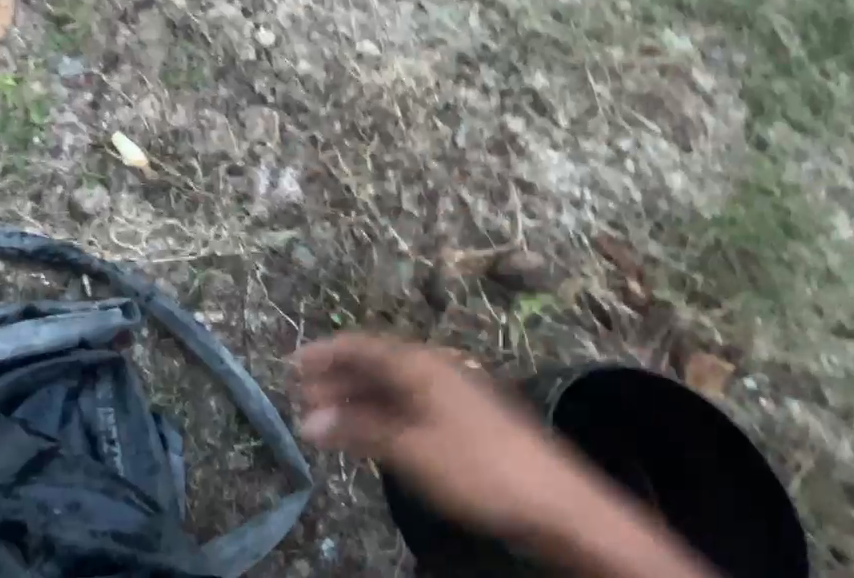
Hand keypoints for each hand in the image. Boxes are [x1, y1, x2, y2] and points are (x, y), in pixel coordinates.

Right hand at [290, 333, 590, 540]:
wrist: (564, 507)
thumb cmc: (479, 468)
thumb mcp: (408, 449)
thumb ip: (354, 430)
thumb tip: (305, 422)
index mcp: (417, 363)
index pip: (356, 345)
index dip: (320, 353)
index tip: (290, 366)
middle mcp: (432, 368)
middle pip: (372, 363)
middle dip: (335, 379)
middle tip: (303, 399)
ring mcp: (452, 393)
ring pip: (390, 386)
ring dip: (356, 399)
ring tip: (329, 420)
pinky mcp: (465, 419)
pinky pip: (409, 403)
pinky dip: (381, 412)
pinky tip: (371, 434)